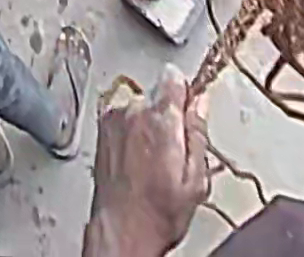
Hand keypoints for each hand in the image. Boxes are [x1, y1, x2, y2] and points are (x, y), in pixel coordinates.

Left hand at [84, 64, 209, 256]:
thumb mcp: (196, 179)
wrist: (122, 227)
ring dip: (148, 121)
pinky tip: (135, 156)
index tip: (188, 109)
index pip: (173, 77)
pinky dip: (131, 128)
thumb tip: (201, 103)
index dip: (184, 92)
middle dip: (168, 113)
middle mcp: (135, 110)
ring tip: (151, 158)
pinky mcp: (102, 124)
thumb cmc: (159, 211)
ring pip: (140, 105)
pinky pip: (124, 115)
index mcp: (162, 119)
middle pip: (157, 93)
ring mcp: (116, 116)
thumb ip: (198, 133)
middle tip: (173, 148)